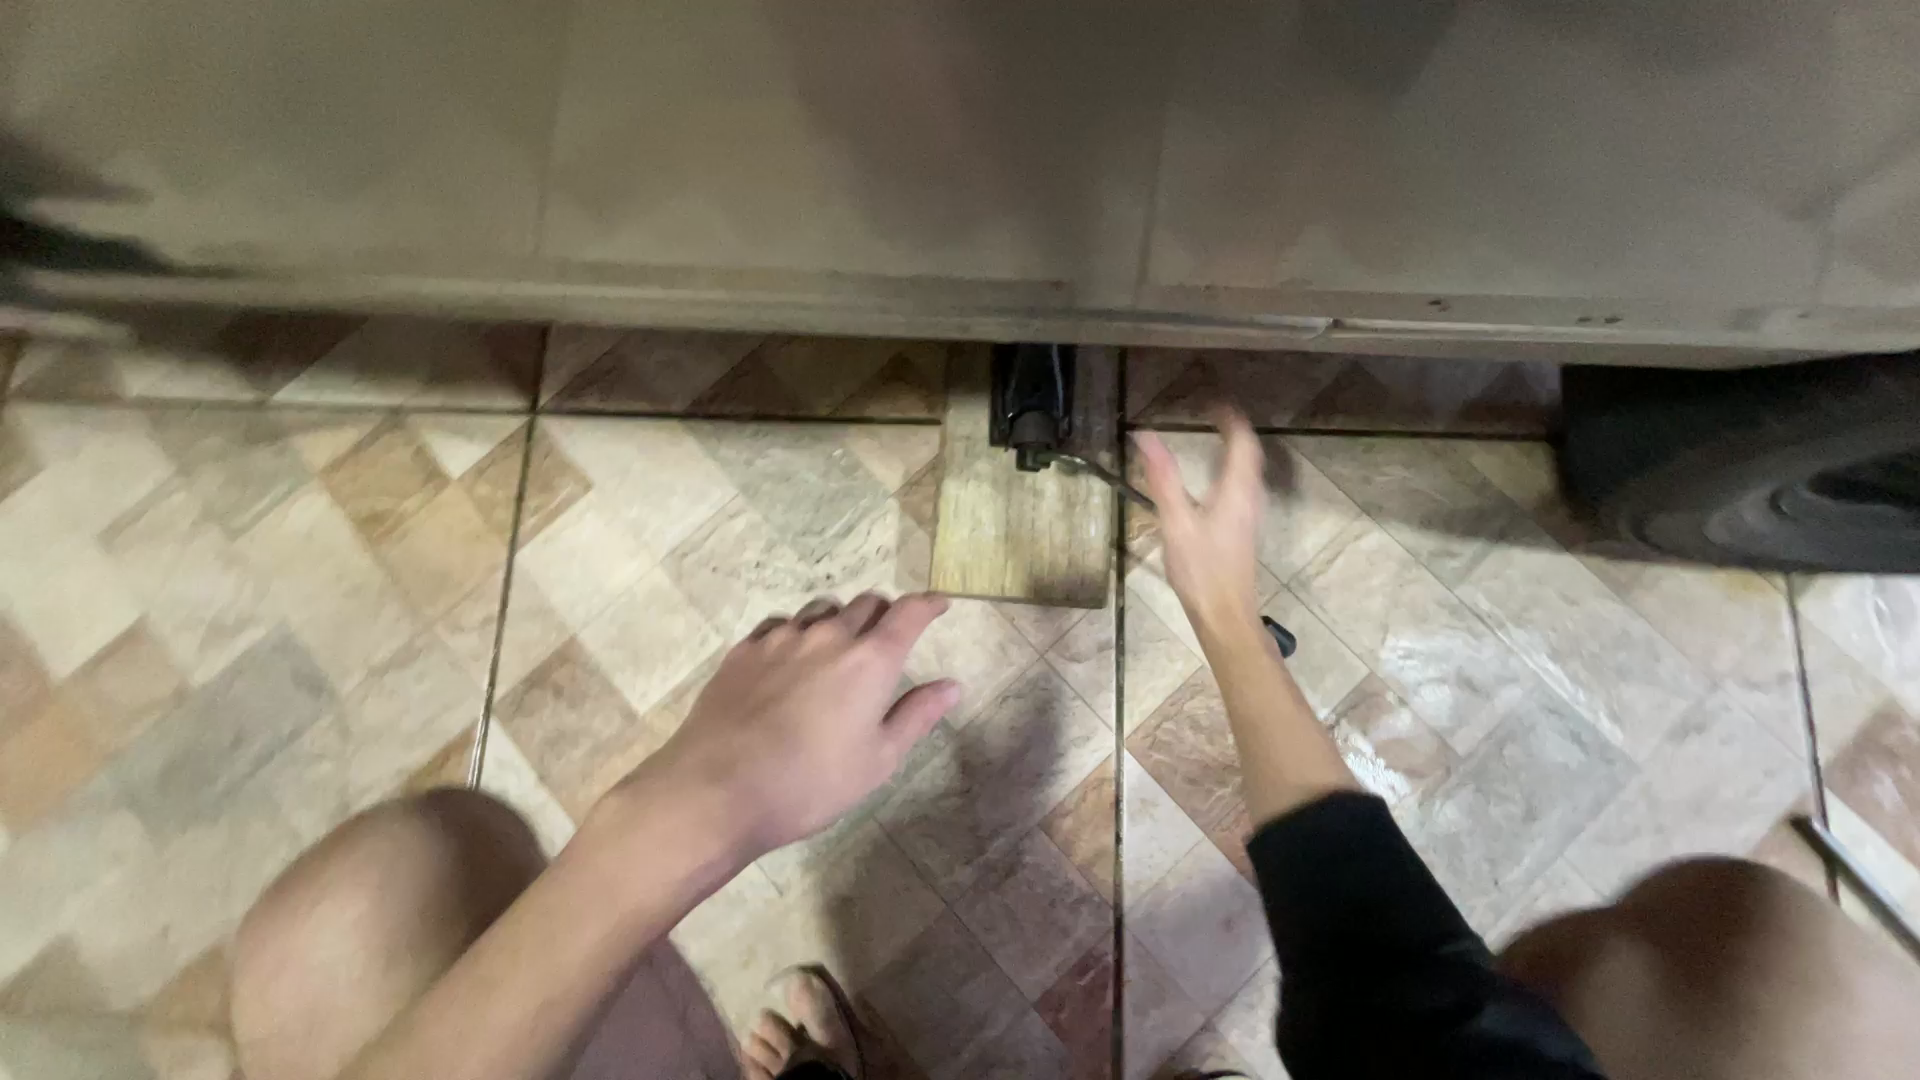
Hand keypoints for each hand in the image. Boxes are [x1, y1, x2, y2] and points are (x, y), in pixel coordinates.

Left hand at [624, 592, 959, 857]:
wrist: (716, 790)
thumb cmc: (810, 784)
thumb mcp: (878, 760)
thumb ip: (917, 715)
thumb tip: (952, 685)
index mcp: (870, 660)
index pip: (909, 613)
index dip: (929, 604)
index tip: (939, 604)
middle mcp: (828, 635)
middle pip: (866, 603)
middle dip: (885, 614)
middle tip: (887, 639)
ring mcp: (781, 638)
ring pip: (822, 610)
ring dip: (839, 621)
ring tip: (836, 650)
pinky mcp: (744, 650)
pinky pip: (780, 625)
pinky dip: (796, 634)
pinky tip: (789, 661)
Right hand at [1134, 408, 1267, 639]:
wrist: (1225, 614)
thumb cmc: (1201, 569)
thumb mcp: (1175, 522)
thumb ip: (1162, 479)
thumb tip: (1145, 436)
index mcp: (1236, 491)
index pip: (1242, 442)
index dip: (1231, 419)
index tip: (1212, 403)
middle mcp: (1250, 498)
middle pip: (1250, 454)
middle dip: (1233, 431)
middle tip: (1212, 416)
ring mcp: (1250, 516)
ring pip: (1249, 472)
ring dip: (1234, 452)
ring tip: (1213, 440)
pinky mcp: (1244, 531)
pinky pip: (1243, 488)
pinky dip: (1230, 472)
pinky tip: (1213, 483)